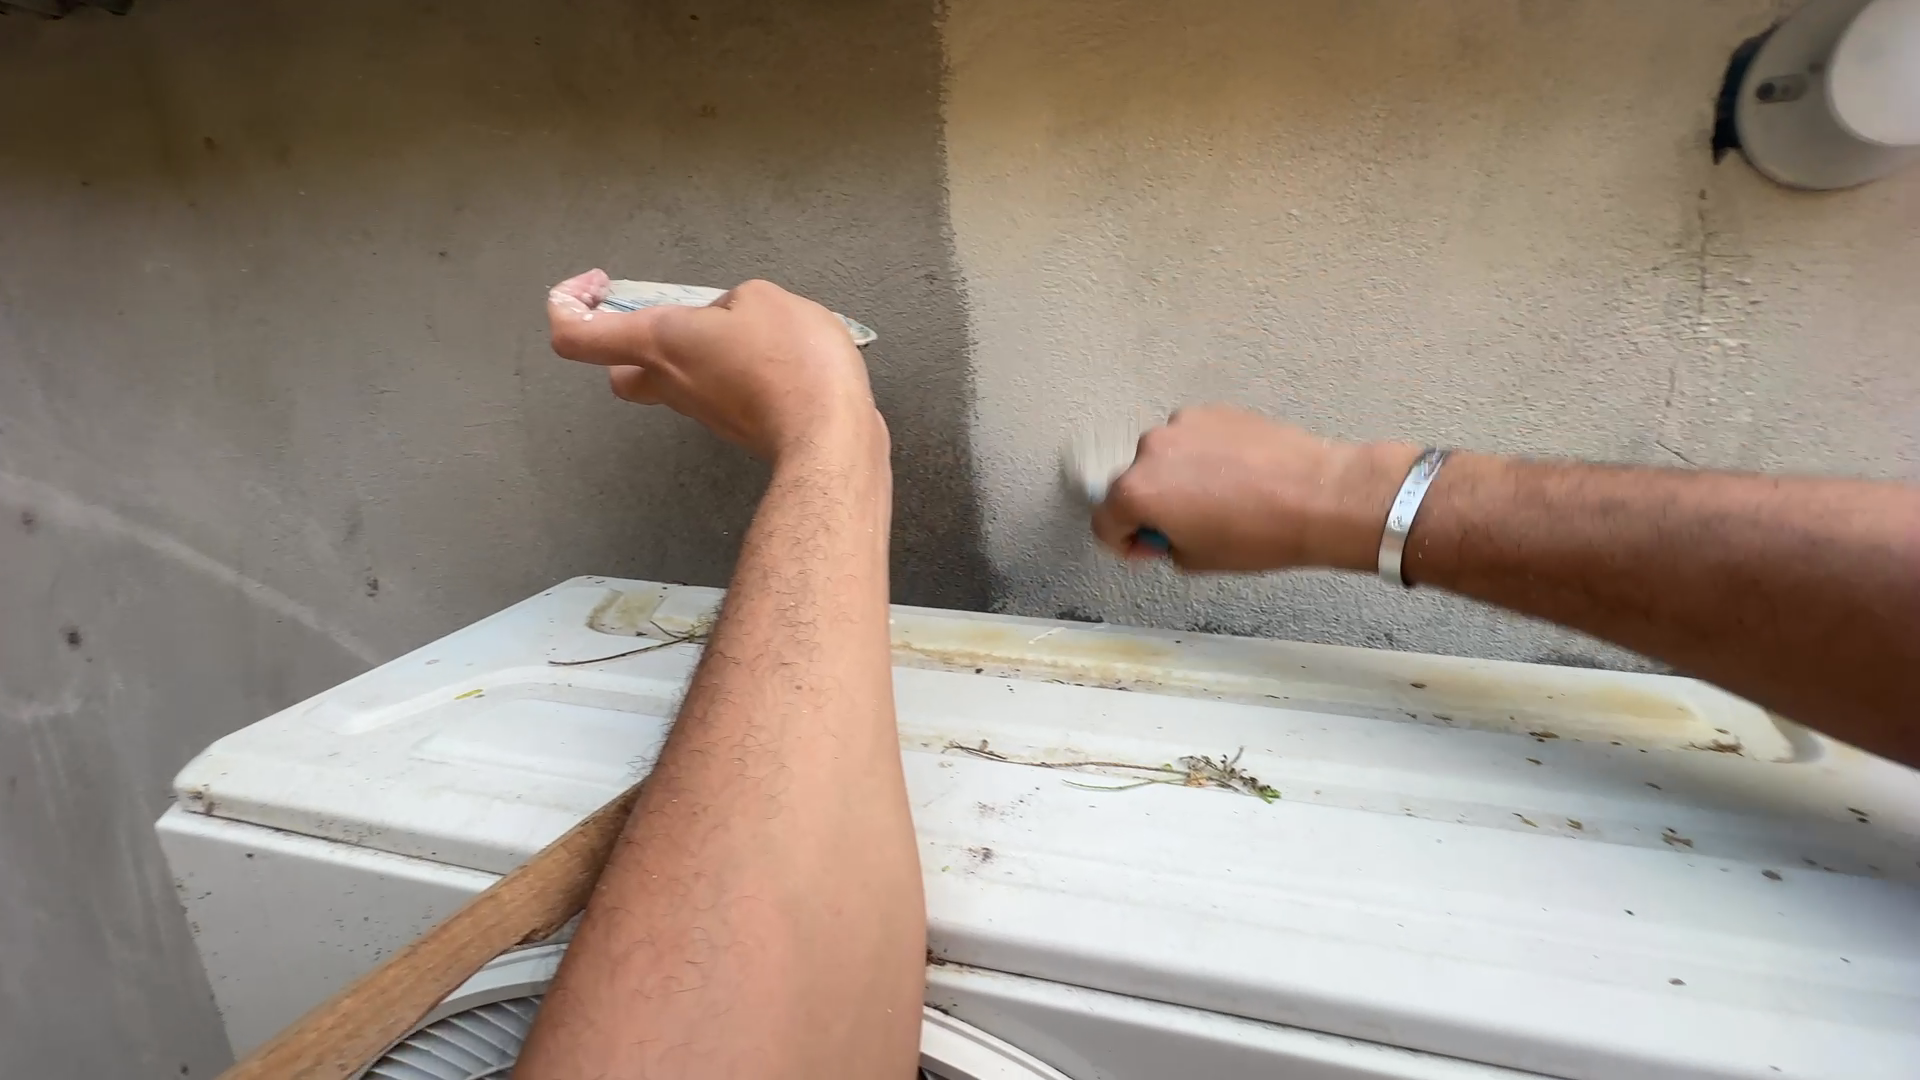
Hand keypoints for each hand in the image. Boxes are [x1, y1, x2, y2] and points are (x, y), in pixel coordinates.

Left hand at [546, 270, 879, 462]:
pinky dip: (735, 375)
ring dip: (698, 355)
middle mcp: (673, 383)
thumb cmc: (792, 362)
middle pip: (622, 374)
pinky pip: (721, 395)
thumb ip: (731, 303)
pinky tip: (777, 361)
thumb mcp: (764, 299)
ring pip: (676, 384)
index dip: (568, 304)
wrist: (831, 435)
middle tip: (669, 323)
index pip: (575, 336)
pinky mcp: (739, 428)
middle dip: (634, 346)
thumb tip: (728, 322)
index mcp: (662, 342)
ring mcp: (706, 413)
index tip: (598, 284)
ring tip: (748, 333)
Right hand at [1092, 405, 1419, 571]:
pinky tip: (1232, 475)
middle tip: (1185, 526)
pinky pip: (1191, 439)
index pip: (1104, 520)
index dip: (1122, 541)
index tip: (1142, 545)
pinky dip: (1201, 456)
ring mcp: (1181, 426)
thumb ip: (1159, 543)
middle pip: (1132, 485)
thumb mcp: (1195, 559)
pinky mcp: (1211, 412)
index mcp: (1136, 492)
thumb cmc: (1260, 533)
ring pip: (1162, 459)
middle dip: (1151, 506)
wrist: (1319, 497)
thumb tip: (1156, 531)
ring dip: (1175, 478)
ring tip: (1217, 498)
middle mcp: (1150, 452)